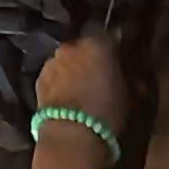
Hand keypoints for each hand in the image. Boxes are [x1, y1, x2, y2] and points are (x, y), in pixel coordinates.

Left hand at [34, 28, 127, 168]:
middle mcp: (71, 46)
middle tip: (100, 75)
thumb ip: (123, 74)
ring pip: (66, 58)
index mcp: (96, 45)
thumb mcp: (128, 95)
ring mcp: (52, 59)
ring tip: (82, 88)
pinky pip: (54, 72)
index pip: (107, 34)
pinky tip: (66, 96)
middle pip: (84, 45)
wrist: (70, 134)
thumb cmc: (106, 115)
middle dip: (91, 57)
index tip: (119, 56)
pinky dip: (60, 79)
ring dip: (73, 67)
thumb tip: (123, 67)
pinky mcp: (39, 76)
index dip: (114, 45)